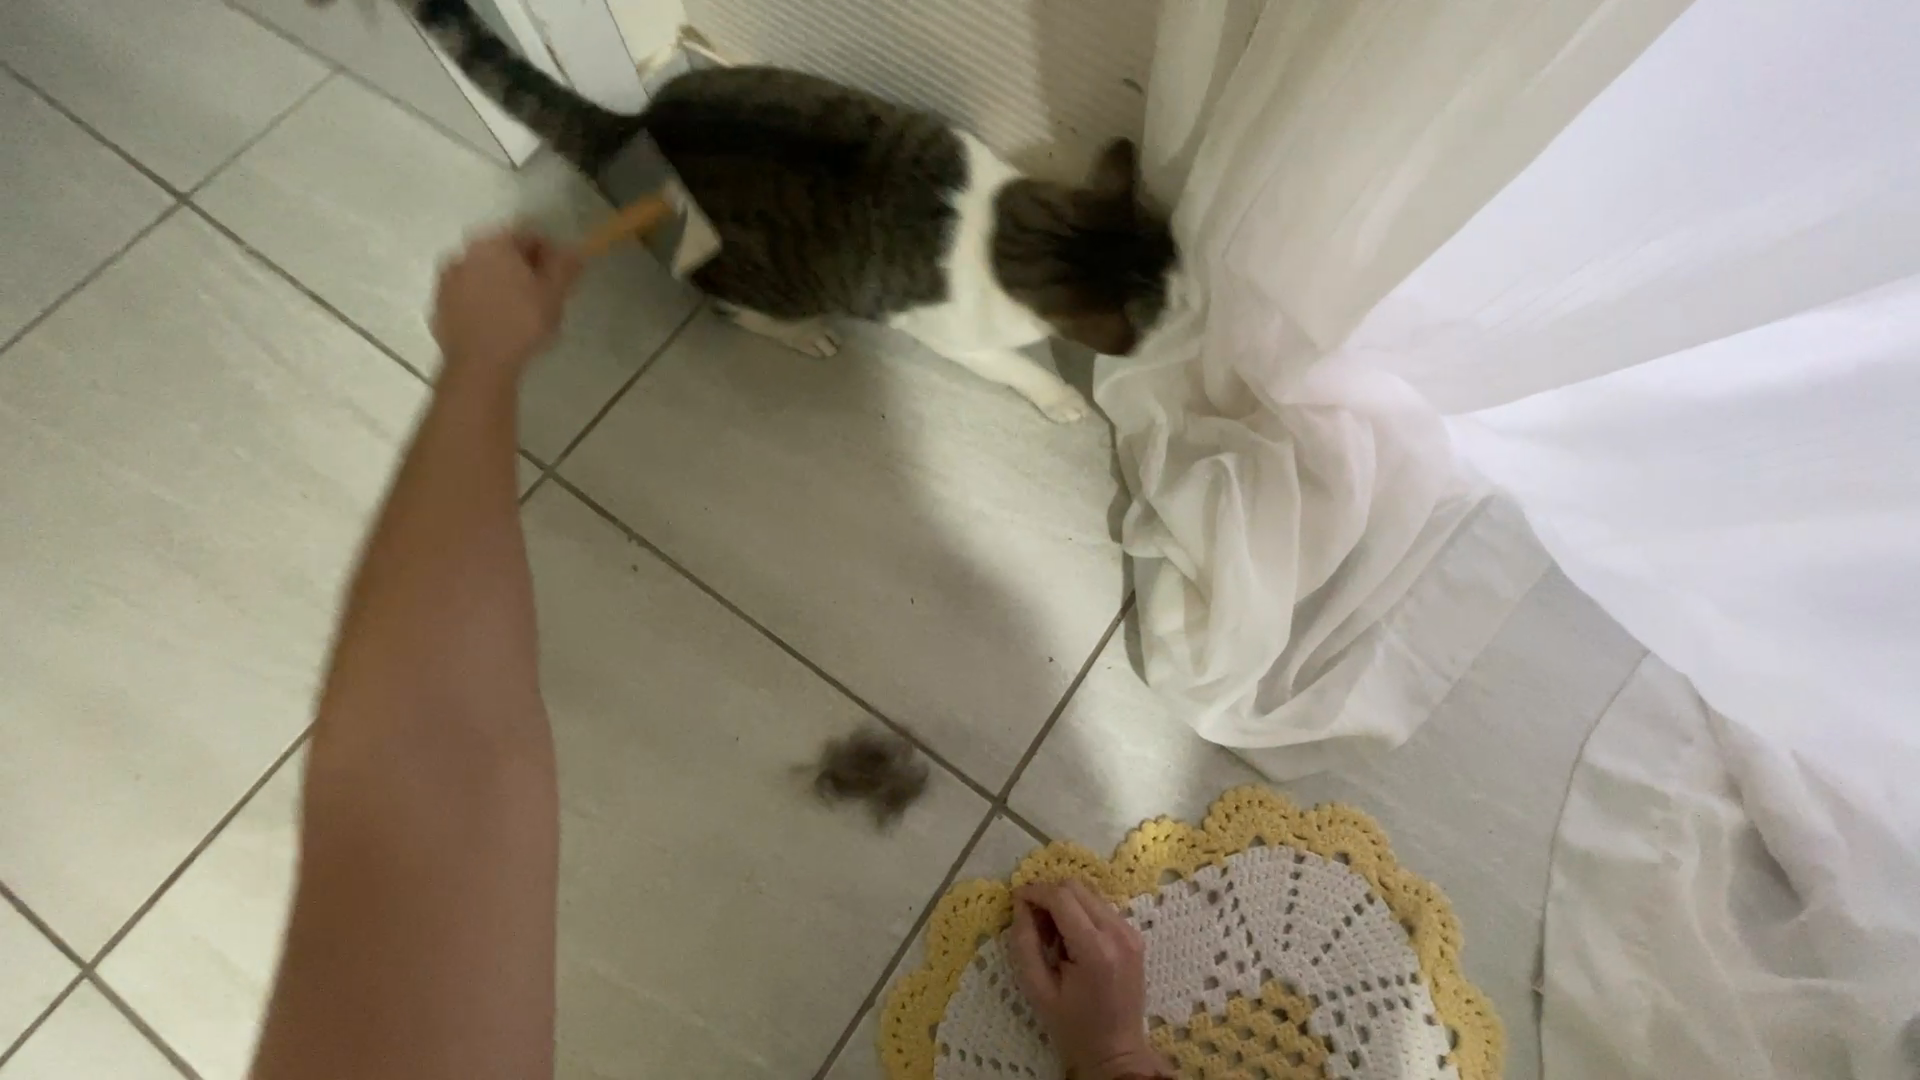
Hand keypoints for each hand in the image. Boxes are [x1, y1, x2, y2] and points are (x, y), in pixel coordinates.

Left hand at [430, 228, 582, 380]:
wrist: (480, 363)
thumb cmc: (523, 324)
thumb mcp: (554, 295)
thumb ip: (565, 267)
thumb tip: (575, 249)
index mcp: (494, 244)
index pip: (528, 234)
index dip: (549, 253)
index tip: (560, 276)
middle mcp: (465, 251)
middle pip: (502, 251)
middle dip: (523, 267)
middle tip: (542, 294)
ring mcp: (448, 277)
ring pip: (483, 272)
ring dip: (501, 283)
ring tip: (519, 311)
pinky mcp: (439, 302)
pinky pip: (467, 293)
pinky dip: (483, 300)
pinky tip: (497, 322)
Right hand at [1008, 879, 1169, 1079]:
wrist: (1118, 1053)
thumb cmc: (1074, 1027)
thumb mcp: (1038, 990)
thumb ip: (1024, 943)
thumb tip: (1021, 905)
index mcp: (1096, 950)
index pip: (1061, 897)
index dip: (1034, 891)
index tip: (1016, 900)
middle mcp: (1118, 932)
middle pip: (1075, 888)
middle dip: (1048, 896)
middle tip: (1035, 923)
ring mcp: (1130, 932)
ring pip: (1088, 893)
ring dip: (1065, 904)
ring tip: (1054, 936)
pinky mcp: (1134, 935)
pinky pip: (1100, 907)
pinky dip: (1080, 912)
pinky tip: (1073, 940)